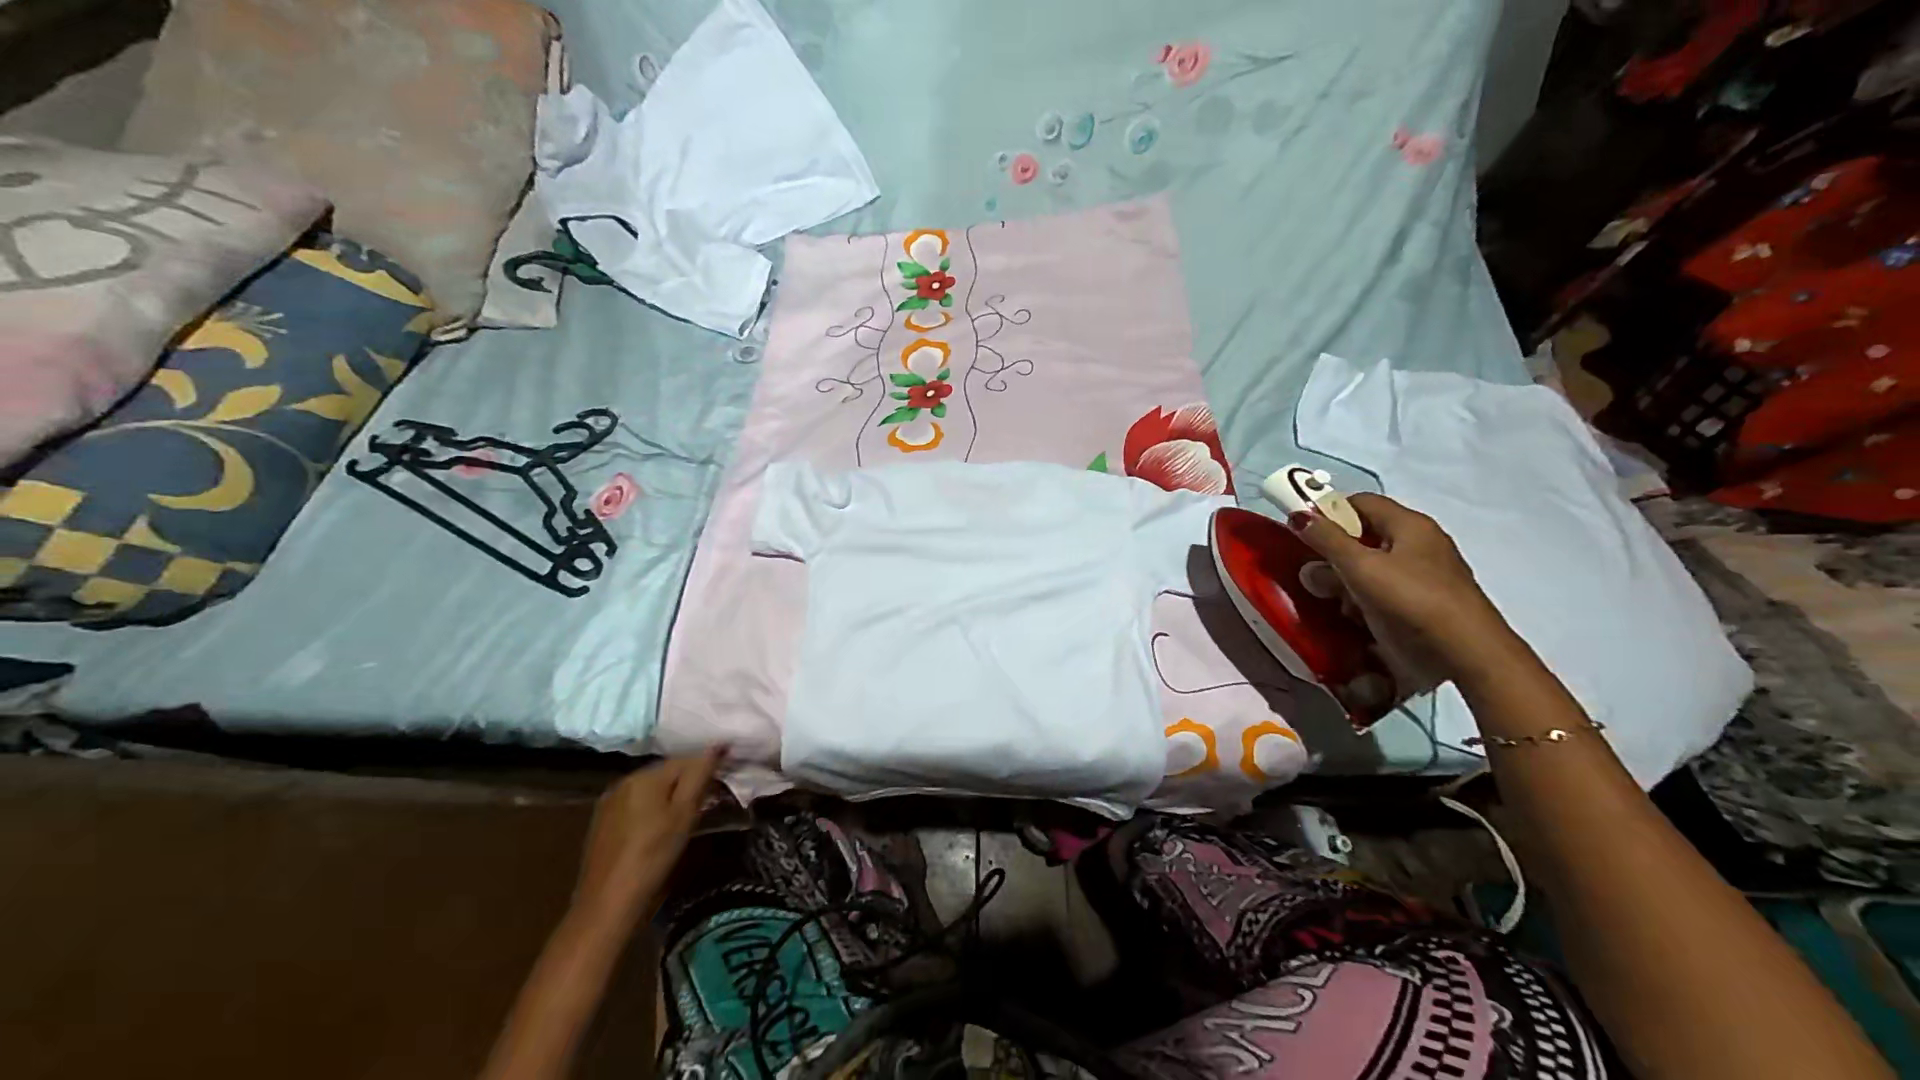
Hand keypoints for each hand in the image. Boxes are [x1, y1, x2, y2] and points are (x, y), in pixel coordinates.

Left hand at [574, 750, 720, 921]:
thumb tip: (717, 744)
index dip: (708, 765)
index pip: (686, 759)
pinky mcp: (602, 822)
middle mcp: (624, 781)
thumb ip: (700, 776)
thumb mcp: (684, 814)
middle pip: (666, 772)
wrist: (607, 903)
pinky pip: (636, 803)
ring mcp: (610, 802)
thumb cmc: (653, 856)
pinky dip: (652, 808)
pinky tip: (659, 828)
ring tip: (687, 814)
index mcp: (645, 776)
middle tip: (711, 799)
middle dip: (689, 780)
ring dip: (670, 794)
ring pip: (650, 788)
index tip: (727, 778)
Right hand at [1285, 494, 1525, 686]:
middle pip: (1364, 537)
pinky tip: (1356, 618)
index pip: (1361, 503)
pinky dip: (1364, 600)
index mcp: (1410, 525)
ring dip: (1346, 583)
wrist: (1467, 656)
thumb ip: (1327, 541)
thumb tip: (1298, 515)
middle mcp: (1420, 544)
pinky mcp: (1424, 604)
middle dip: (1333, 555)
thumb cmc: (1411, 602)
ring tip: (1335, 603)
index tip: (1303, 533)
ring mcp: (1424, 575)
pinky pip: (1384, 592)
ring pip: (1371, 567)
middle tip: (1315, 576)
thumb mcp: (1361, 569)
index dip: (1329, 512)